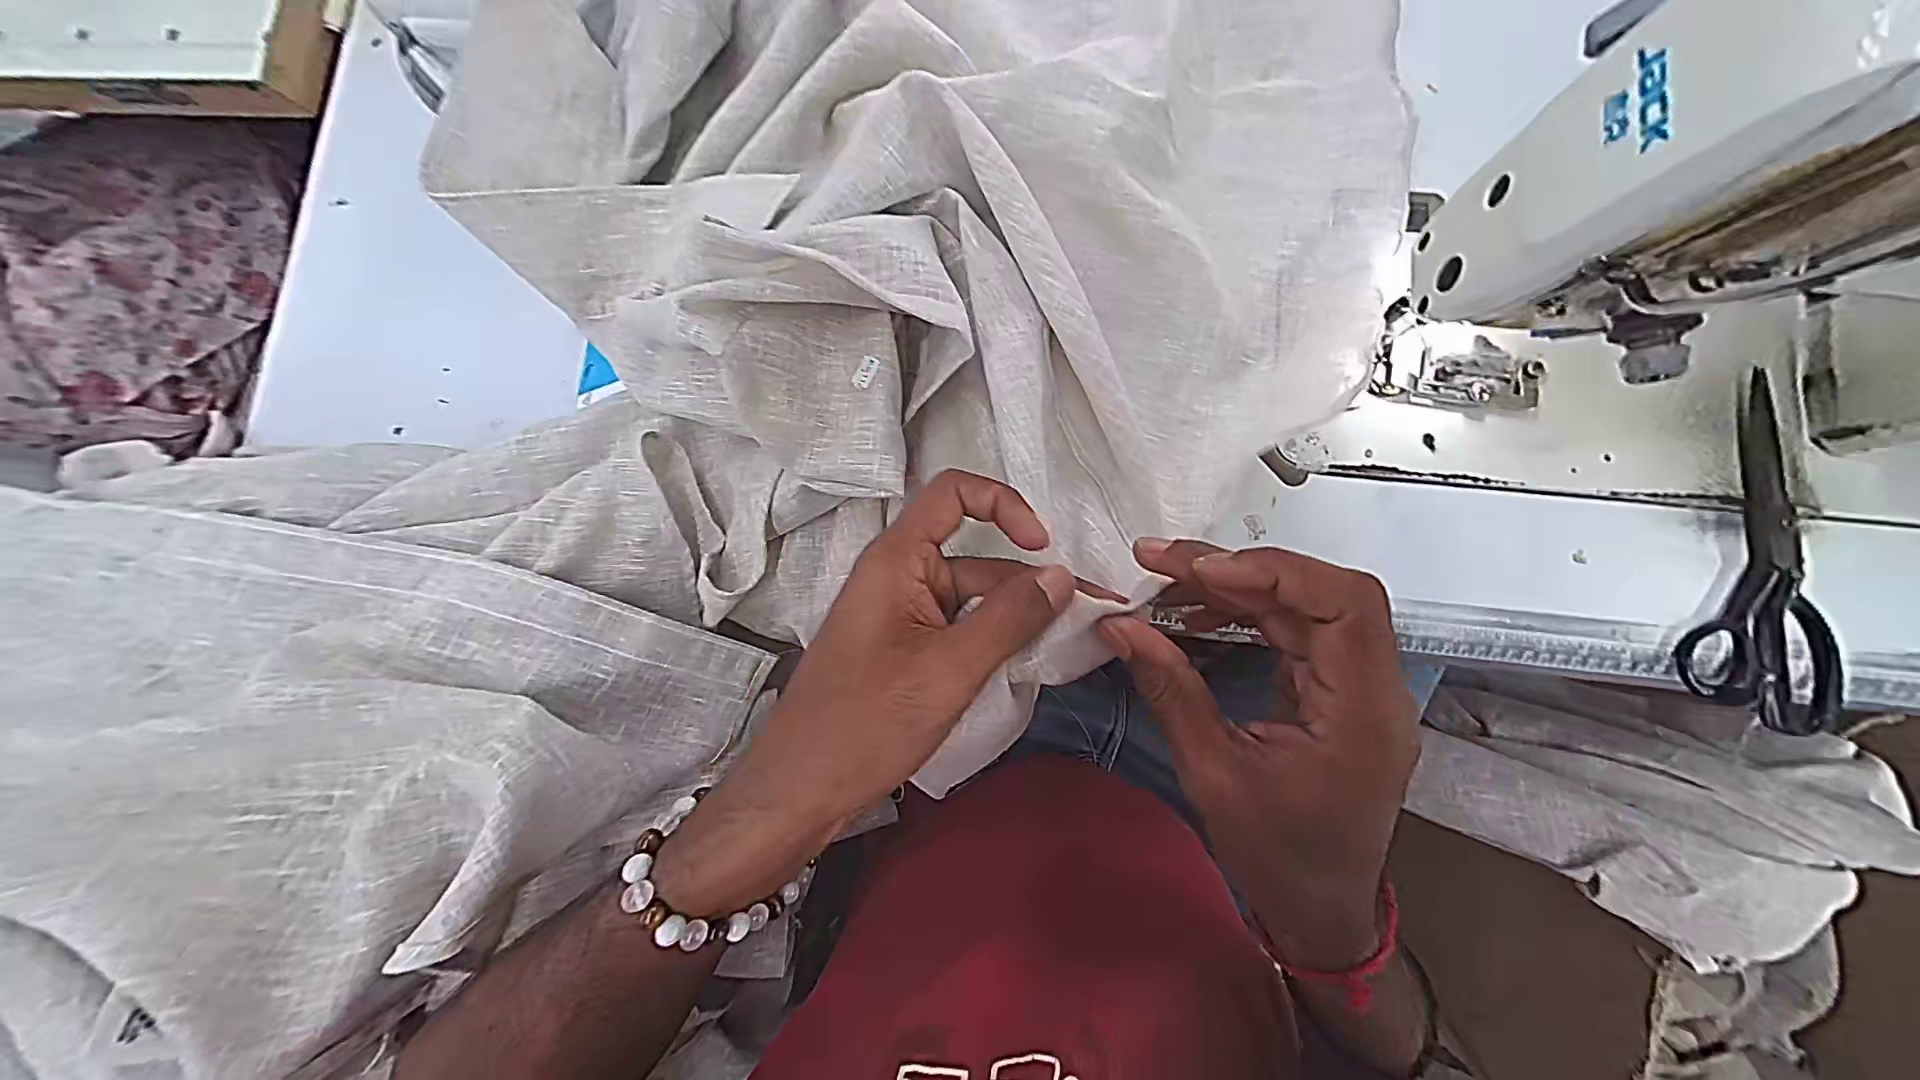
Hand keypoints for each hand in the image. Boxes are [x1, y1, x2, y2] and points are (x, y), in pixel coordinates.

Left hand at [655, 471, 1075, 913]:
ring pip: (972, 599)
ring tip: (1073, 639)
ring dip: (1018, 616)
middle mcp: (899, 578)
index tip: (1041, 545)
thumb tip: (1059, 577)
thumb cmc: (864, 725)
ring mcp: (901, 617)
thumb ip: (1009, 618)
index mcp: (897, 561)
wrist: (801, 791)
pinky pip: (958, 630)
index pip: (953, 494)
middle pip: (976, 558)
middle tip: (1092, 609)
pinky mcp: (905, 650)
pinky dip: (994, 639)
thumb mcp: (948, 670)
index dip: (1003, 504)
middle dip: (1032, 580)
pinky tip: (1030, 660)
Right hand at [1097, 540, 1419, 970]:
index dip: (1275, 572)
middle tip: (1160, 560)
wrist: (1320, 906)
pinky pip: (1292, 628)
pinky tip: (1196, 613)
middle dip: (1237, 568)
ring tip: (1166, 582)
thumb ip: (1171, 690)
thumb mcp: (1212, 773)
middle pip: (1319, 593)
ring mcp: (1357, 684)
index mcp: (1362, 712)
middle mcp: (1373, 687)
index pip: (1346, 605)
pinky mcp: (1334, 686)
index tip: (1200, 572)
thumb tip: (1119, 627)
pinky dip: (1243, 611)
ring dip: (1234, 585)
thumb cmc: (1276, 854)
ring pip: (1302, 603)